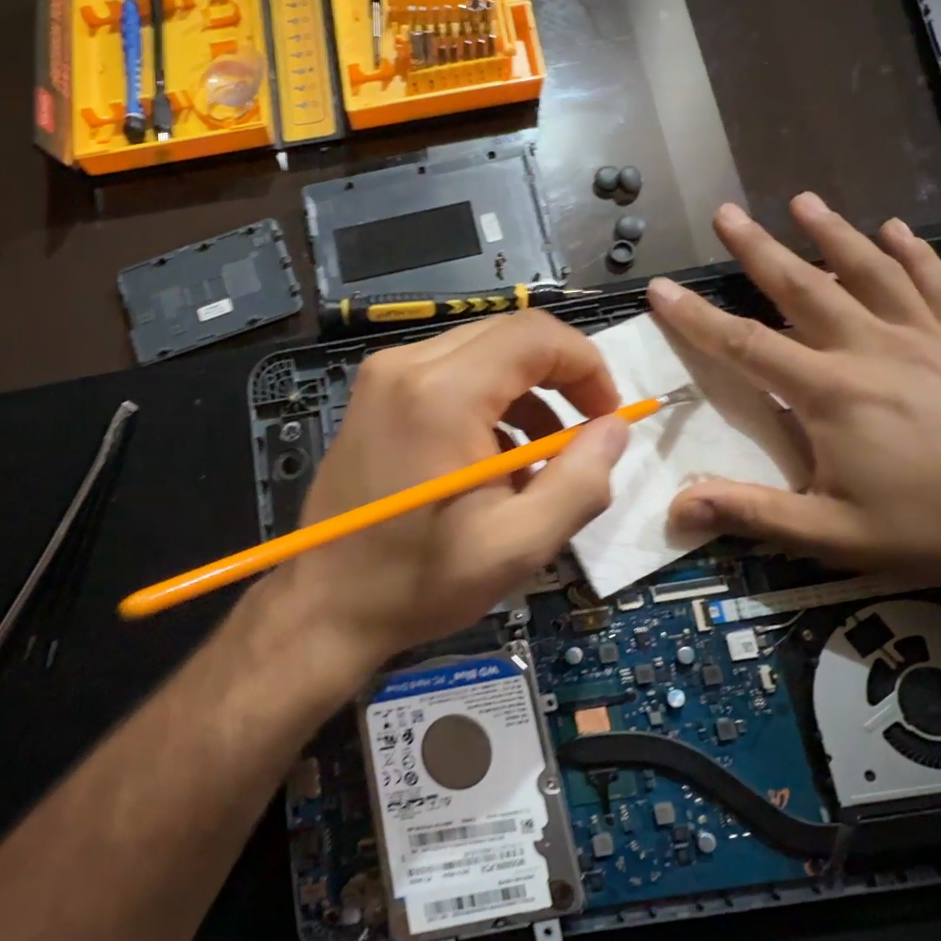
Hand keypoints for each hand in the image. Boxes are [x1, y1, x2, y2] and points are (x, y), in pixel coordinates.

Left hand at [276, 311, 630, 670]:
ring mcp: (381, 380)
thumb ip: (581, 481)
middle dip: (557, 381)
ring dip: (521, 397)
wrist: (327, 605)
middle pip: (507, 337)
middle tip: (580, 440)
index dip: (587, 366)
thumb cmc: (420, 580)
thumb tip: (613, 429)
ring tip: (536, 465)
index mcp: (441, 392)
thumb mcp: (518, 544)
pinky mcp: (371, 399)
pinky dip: (483, 406)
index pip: (536, 335)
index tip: (606, 418)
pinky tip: (489, 466)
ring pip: (477, 356)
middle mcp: (405, 367)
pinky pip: (444, 377)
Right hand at [649, 194, 940, 579]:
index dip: (697, 317)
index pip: (746, 346)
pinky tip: (897, 229)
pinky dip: (914, 253)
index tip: (661, 288)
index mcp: (831, 393)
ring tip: (802, 201)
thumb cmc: (933, 527)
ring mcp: (924, 339)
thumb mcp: (831, 534)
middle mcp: (871, 350)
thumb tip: (675, 506)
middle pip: (803, 288)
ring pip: (869, 272)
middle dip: (758, 249)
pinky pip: (935, 284)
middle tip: (726, 213)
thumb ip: (751, 513)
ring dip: (832, 234)